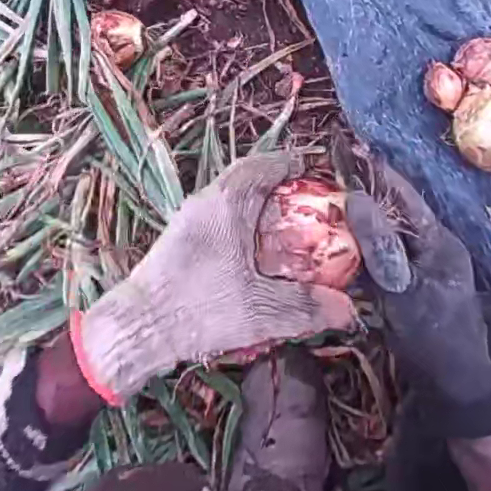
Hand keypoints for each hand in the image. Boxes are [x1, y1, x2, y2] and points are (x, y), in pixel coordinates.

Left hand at [71, 153, 357, 402]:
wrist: (140, 327)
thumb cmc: (202, 308)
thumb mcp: (264, 310)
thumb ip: (309, 307)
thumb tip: (350, 310)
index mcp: (228, 202)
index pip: (264, 165)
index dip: (291, 163)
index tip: (314, 171)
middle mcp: (205, 201)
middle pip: (246, 177)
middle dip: (277, 183)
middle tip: (304, 199)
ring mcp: (187, 218)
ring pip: (229, 196)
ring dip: (256, 202)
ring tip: (282, 224)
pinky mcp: (178, 238)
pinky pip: (217, 215)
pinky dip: (239, 220)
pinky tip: (250, 251)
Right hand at [348, 159, 490, 438]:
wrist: (454, 391)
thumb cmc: (434, 341)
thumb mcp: (405, 292)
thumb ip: (381, 247)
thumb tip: (355, 198)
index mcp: (438, 241)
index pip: (401, 194)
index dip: (373, 169)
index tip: (345, 144)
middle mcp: (430, 246)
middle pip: (392, 207)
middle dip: (362, 184)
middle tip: (329, 162)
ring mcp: (418, 265)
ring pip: (383, 228)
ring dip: (357, 210)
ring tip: (326, 189)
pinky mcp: (405, 283)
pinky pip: (378, 252)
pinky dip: (356, 240)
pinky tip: (335, 233)